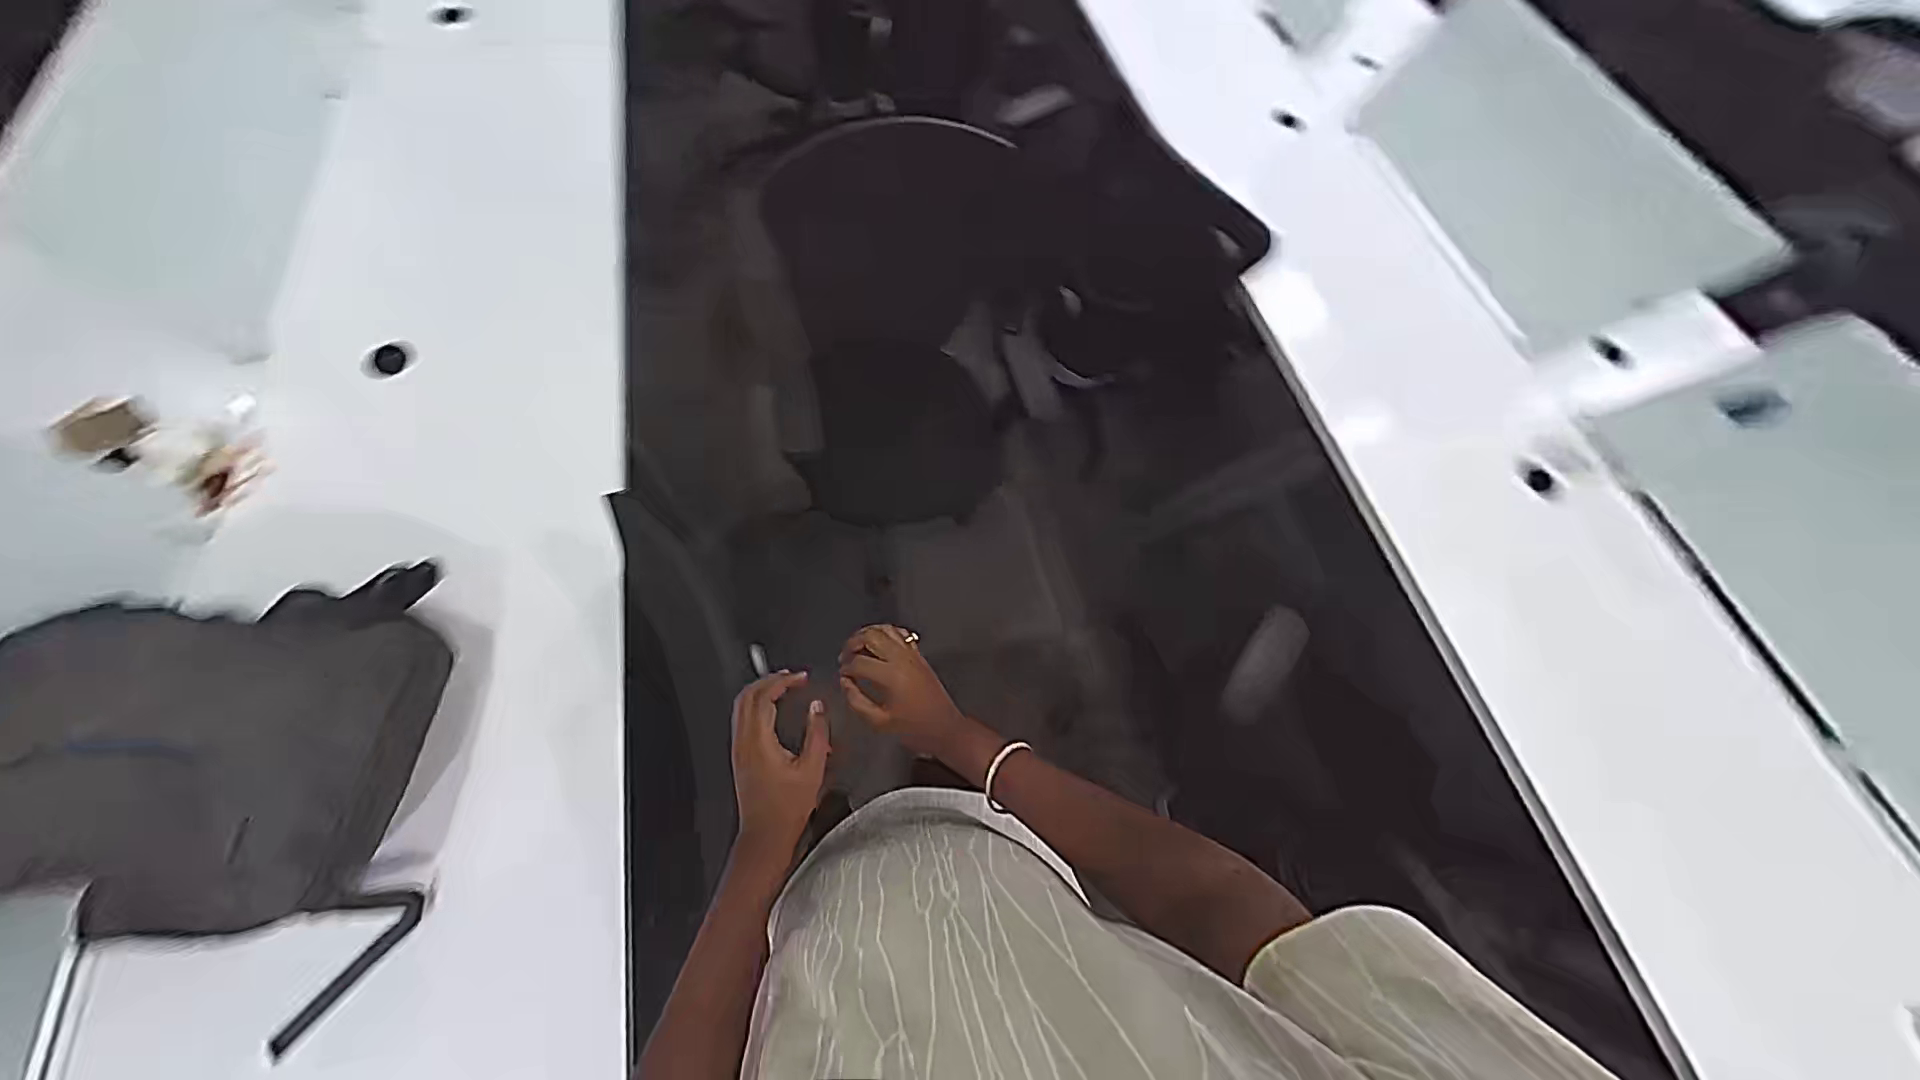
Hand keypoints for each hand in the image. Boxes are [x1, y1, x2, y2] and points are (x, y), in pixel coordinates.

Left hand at [731, 671, 829, 860]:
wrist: (765, 835)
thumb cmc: (786, 809)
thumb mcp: (813, 768)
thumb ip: (816, 733)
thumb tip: (817, 709)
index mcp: (758, 742)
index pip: (763, 697)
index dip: (782, 681)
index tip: (799, 678)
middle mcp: (743, 743)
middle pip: (746, 696)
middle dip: (768, 680)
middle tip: (790, 676)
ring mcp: (738, 750)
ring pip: (740, 706)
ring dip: (761, 691)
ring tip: (783, 687)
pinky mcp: (740, 756)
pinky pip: (742, 719)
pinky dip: (756, 705)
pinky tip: (773, 709)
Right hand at [838, 625, 969, 757]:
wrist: (944, 727)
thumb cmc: (913, 728)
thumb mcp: (879, 722)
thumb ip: (856, 701)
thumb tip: (845, 682)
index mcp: (890, 676)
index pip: (859, 662)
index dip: (845, 667)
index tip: (842, 675)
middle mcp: (901, 659)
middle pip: (871, 636)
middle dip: (852, 643)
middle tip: (844, 656)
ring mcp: (911, 654)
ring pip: (885, 630)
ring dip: (868, 634)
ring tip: (857, 646)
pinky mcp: (919, 655)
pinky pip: (900, 633)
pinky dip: (886, 632)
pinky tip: (878, 642)